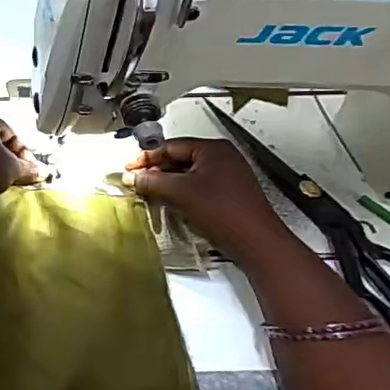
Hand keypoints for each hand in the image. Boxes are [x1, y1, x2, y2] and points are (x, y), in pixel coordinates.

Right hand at [127, 138, 292, 259]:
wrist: (258, 244)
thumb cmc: (225, 212)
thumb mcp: (180, 192)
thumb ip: (151, 181)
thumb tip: (133, 177)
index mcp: (213, 148)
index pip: (170, 146)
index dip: (146, 158)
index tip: (131, 169)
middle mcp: (223, 157)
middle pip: (179, 159)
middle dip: (157, 171)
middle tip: (138, 182)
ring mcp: (229, 175)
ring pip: (188, 174)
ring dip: (168, 183)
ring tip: (151, 193)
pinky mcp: (230, 194)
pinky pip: (198, 186)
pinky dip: (182, 193)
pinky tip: (172, 203)